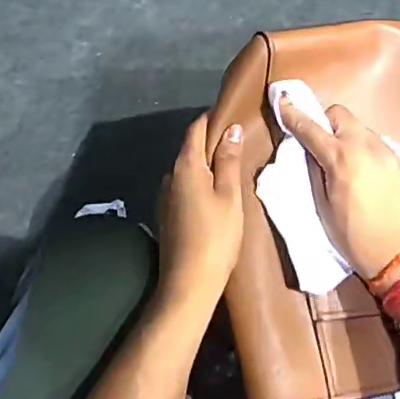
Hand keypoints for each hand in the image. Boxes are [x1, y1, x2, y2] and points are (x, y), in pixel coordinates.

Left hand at [157, 113, 245, 309]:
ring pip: (186, 169)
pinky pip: (183, 186)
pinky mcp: (166, 215)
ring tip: (227, 166)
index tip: (227, 113)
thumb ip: (228, 160)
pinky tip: (213, 194)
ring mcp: (165, 196)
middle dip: (209, 141)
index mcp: (186, 166)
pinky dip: (197, 182)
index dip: (210, 119)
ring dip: (203, 164)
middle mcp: (170, 175)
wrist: (187, 285)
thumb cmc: (215, 236)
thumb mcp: (229, 196)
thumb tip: (231, 128)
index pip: (195, 129)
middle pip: (189, 148)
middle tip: (234, 140)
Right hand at [278, 99, 399, 279]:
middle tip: (324, 143)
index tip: (283, 102)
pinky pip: (378, 146)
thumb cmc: (353, 236)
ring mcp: (387, 152)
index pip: (310, 128)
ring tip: (349, 163)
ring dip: (349, 137)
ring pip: (361, 128)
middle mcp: (365, 146)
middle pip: (339, 114)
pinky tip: (369, 176)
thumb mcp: (322, 206)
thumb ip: (315, 171)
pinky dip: (367, 152)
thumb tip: (311, 151)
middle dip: (327, 122)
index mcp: (340, 158)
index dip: (293, 115)